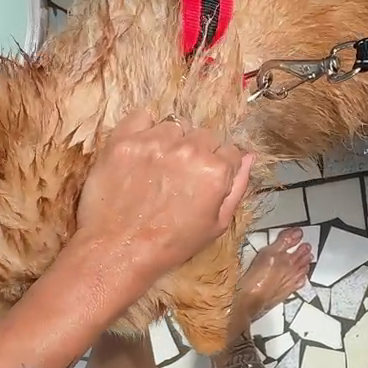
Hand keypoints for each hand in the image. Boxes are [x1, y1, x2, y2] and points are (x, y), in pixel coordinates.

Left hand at [71, 109, 252, 289]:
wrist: (118, 251)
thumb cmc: (171, 245)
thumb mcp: (217, 225)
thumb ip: (237, 187)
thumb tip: (249, 157)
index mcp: (216, 170)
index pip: (231, 150)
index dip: (221, 166)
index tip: (205, 180)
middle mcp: (189, 149)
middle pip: (205, 135)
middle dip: (198, 152)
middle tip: (181, 176)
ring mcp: (155, 141)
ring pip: (175, 126)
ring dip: (172, 141)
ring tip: (159, 167)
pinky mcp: (124, 139)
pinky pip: (142, 116)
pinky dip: (144, 128)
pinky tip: (142, 151)